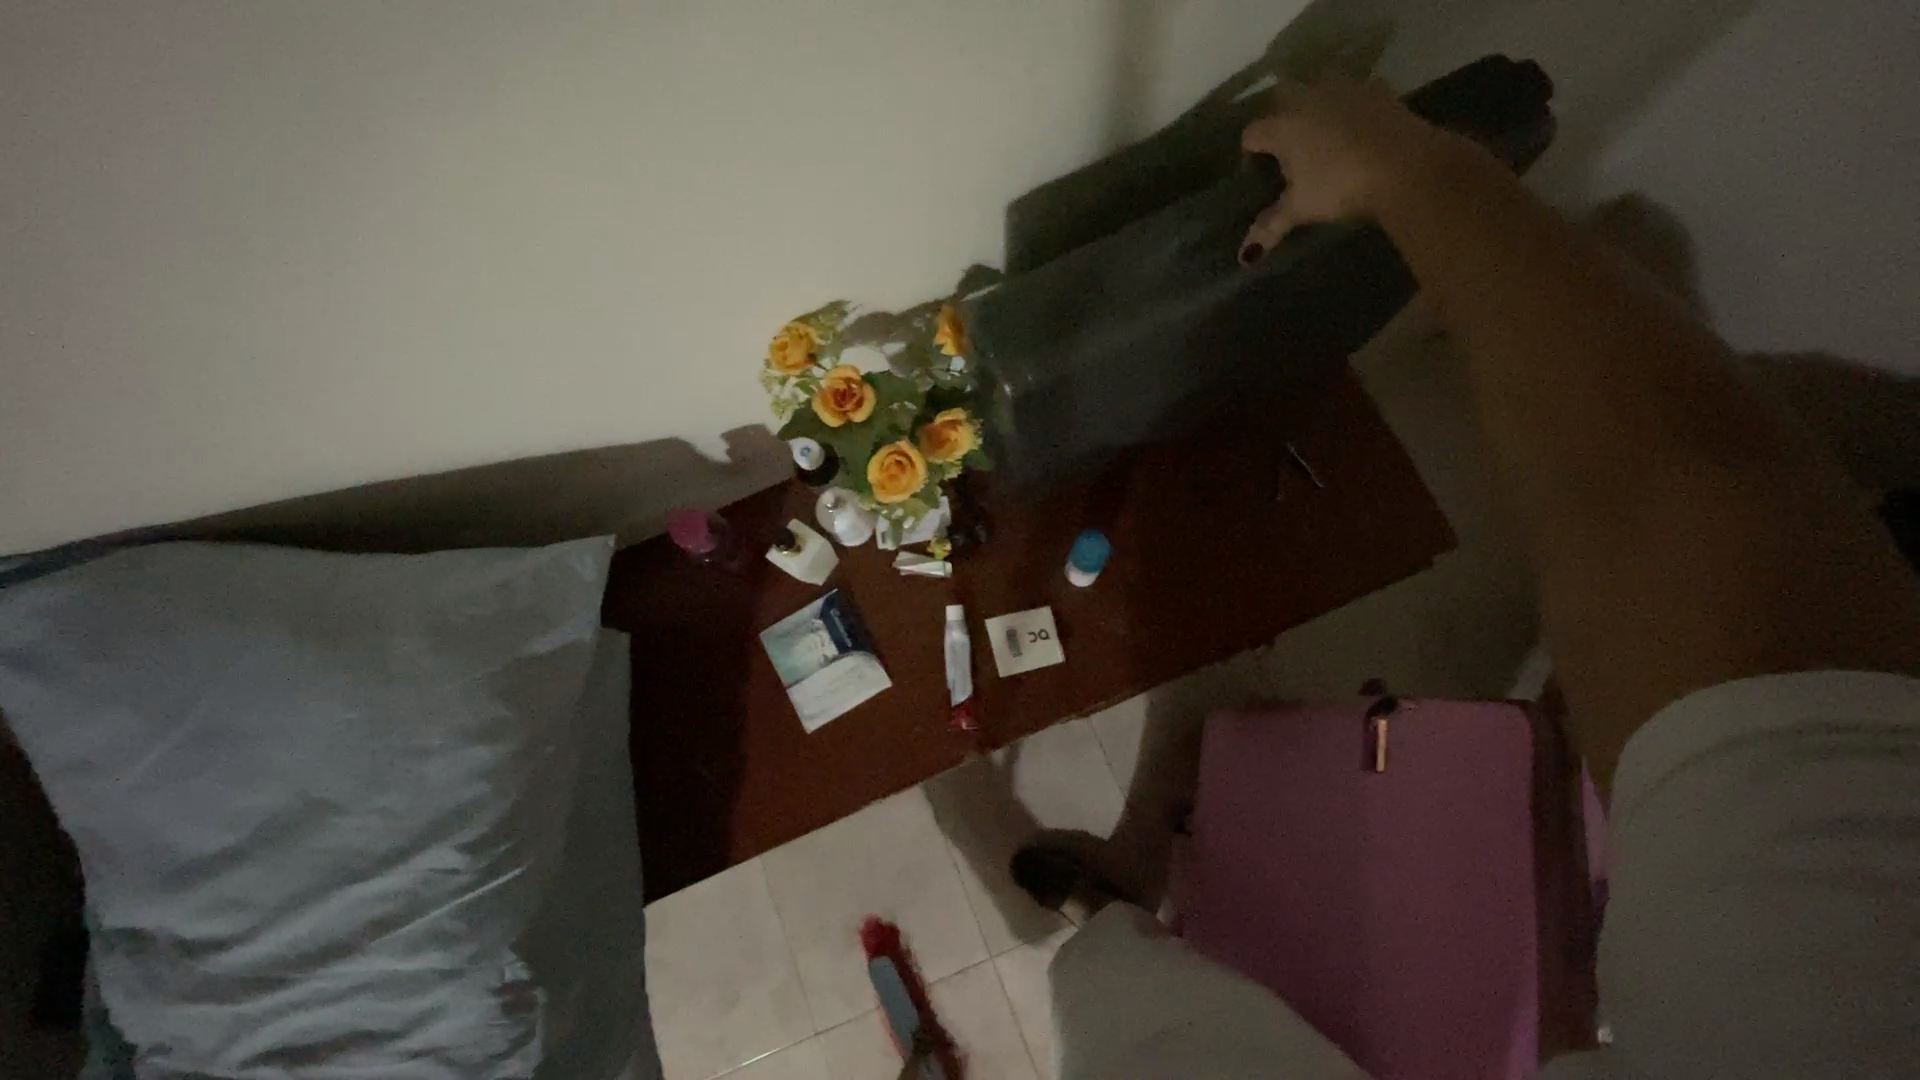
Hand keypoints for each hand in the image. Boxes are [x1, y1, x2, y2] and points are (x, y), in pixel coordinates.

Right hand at [1237, 78, 1465, 264]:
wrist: (1406, 166)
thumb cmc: (1340, 186)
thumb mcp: (1301, 209)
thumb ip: (1270, 226)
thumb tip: (1245, 256)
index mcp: (1282, 127)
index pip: (1252, 133)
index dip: (1250, 153)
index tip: (1257, 172)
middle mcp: (1308, 99)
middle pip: (1280, 95)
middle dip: (1277, 115)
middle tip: (1284, 144)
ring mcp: (1346, 89)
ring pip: (1318, 83)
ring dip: (1312, 100)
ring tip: (1318, 127)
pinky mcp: (1379, 90)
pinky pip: (1356, 90)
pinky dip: (1350, 104)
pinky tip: (1355, 125)